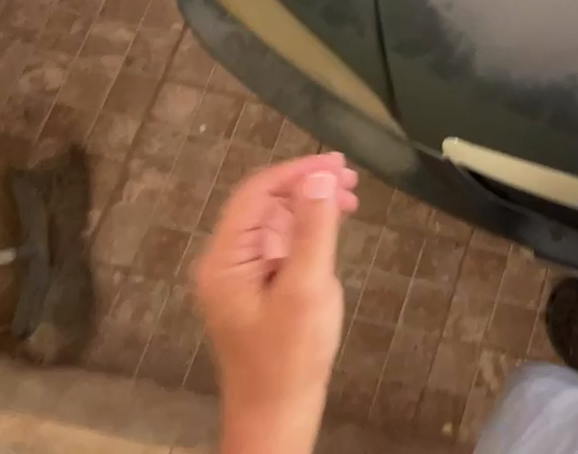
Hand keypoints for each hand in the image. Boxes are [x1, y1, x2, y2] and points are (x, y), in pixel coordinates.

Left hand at [195, 152, 360, 453]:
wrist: (278, 413)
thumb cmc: (290, 355)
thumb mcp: (307, 287)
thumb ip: (313, 228)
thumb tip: (319, 176)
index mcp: (225, 259)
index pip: (256, 193)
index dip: (298, 170)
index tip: (339, 165)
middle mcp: (227, 261)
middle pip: (265, 202)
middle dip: (307, 182)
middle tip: (351, 177)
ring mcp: (243, 274)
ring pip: (276, 217)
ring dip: (312, 200)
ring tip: (351, 195)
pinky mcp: (260, 285)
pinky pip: (283, 239)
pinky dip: (310, 223)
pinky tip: (335, 222)